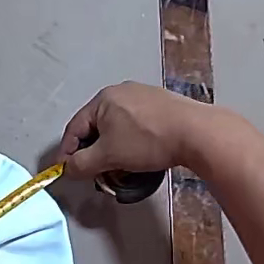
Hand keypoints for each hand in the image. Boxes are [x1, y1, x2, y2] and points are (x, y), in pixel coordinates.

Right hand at [55, 82, 227, 178]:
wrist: (197, 133)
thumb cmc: (147, 141)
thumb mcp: (108, 156)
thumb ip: (81, 164)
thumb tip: (67, 169)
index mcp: (103, 99)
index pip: (74, 128)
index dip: (67, 152)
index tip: (66, 171)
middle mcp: (121, 91)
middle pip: (95, 127)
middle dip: (92, 151)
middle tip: (94, 172)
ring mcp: (143, 96)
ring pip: (116, 127)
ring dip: (112, 149)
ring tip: (118, 167)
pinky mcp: (162, 105)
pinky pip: (135, 125)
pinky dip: (130, 142)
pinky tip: (139, 155)